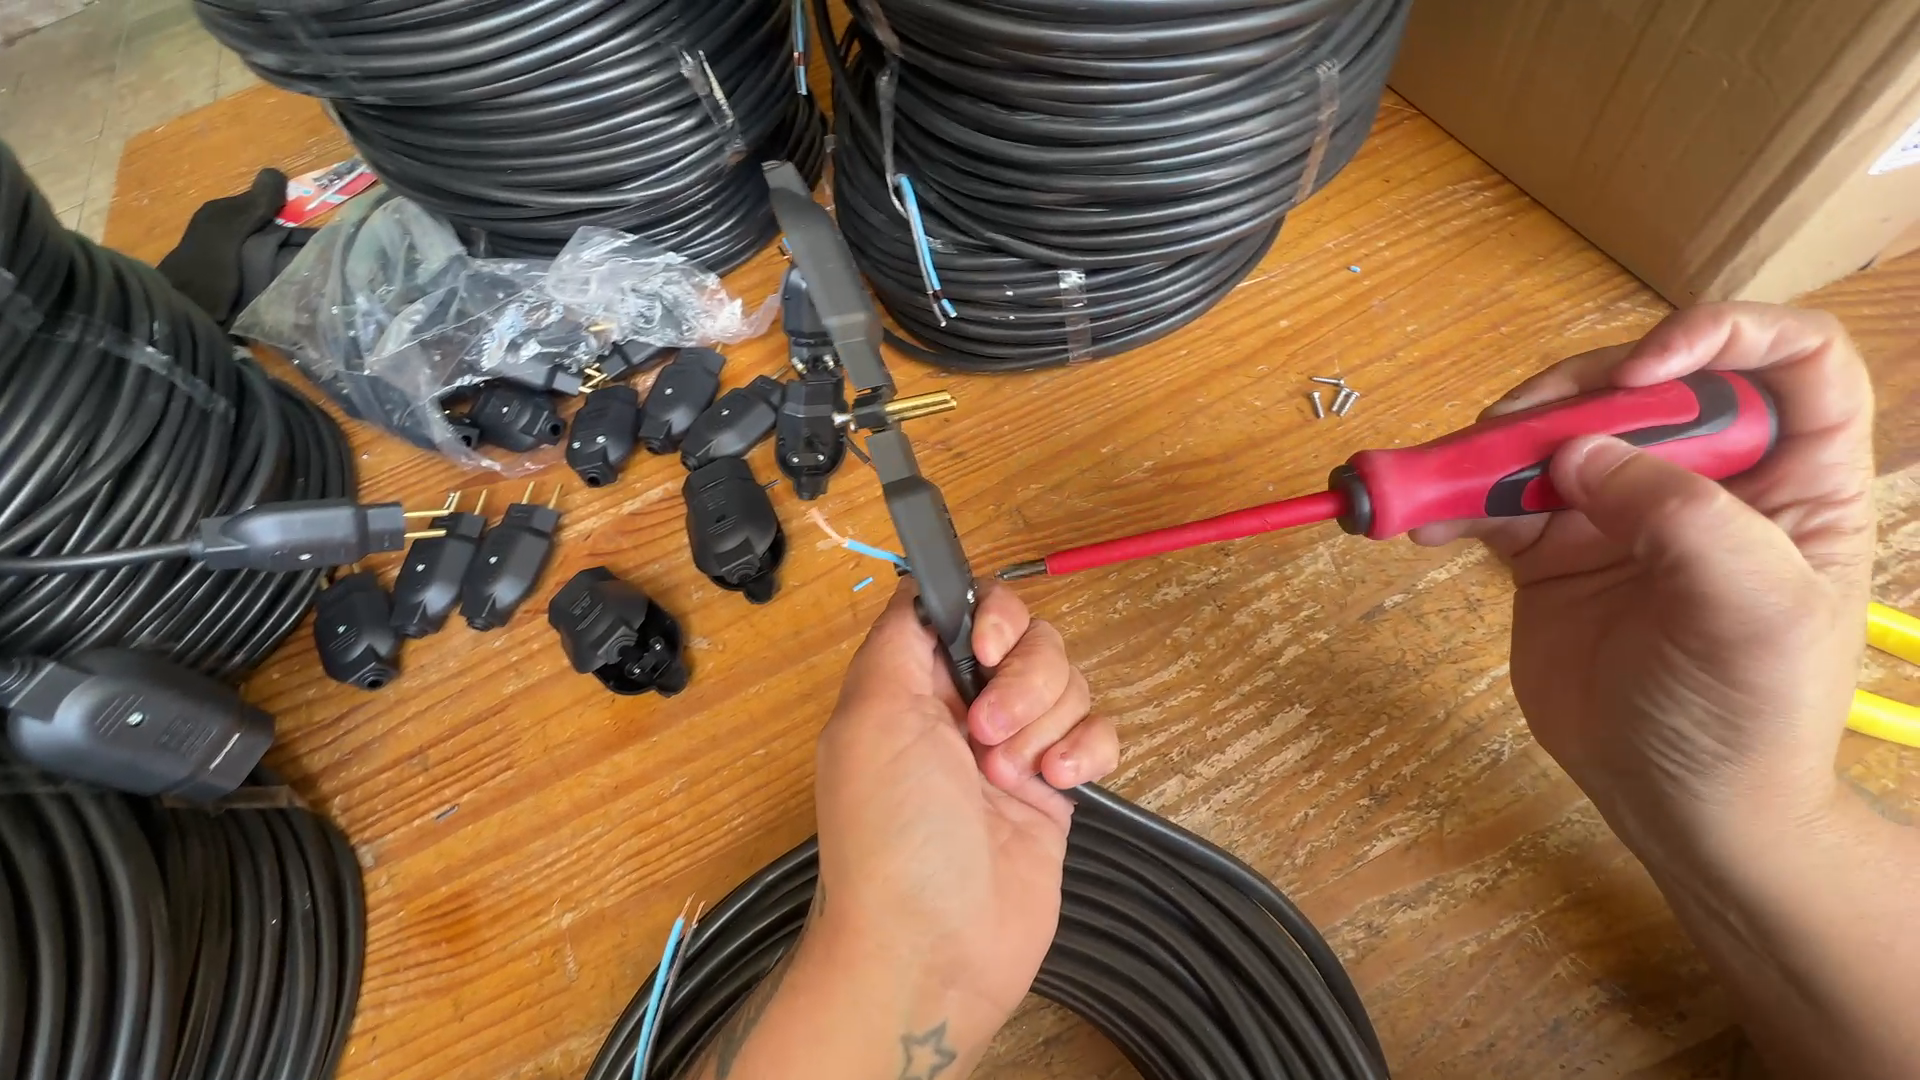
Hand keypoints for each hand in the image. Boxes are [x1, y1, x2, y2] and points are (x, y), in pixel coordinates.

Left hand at [805, 580, 1118, 1067]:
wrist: (934, 949)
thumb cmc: (892, 827)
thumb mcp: (872, 717)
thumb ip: (899, 638)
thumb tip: (921, 587)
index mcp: (917, 681)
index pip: (970, 607)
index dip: (993, 615)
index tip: (990, 650)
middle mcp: (968, 704)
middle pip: (1031, 639)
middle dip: (1024, 680)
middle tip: (987, 737)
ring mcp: (1018, 744)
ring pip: (1068, 681)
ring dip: (1045, 723)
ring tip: (1010, 777)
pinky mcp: (1058, 784)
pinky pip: (1098, 732)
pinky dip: (1086, 750)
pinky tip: (1057, 784)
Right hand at [1414, 303, 1875, 861]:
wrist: (1668, 792)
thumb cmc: (1745, 709)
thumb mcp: (1751, 610)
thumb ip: (1684, 517)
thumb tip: (1578, 453)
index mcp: (1789, 479)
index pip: (1785, 365)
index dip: (1718, 339)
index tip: (1640, 371)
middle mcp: (1699, 481)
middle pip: (1631, 395)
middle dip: (1565, 399)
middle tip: (1503, 429)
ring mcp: (1611, 514)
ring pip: (1545, 444)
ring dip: (1487, 452)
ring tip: (1440, 481)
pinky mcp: (1545, 549)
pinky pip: (1491, 505)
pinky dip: (1450, 505)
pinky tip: (1424, 523)